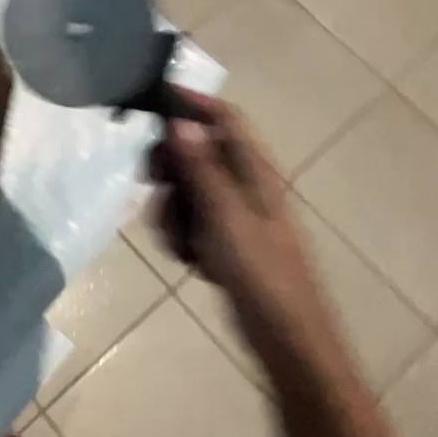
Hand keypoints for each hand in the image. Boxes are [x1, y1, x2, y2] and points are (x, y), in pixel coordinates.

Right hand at [146, 90, 341, 363]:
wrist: (287, 338)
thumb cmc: (262, 272)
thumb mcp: (226, 216)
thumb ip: (202, 168)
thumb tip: (180, 120)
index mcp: (255, 172)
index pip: (224, 119)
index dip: (191, 102)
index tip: (151, 98)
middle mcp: (245, 185)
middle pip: (195, 152)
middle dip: (168, 167)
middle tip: (150, 184)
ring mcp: (235, 214)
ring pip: (186, 189)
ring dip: (170, 209)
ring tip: (178, 242)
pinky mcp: (224, 239)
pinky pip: (188, 220)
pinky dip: (179, 233)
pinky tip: (186, 258)